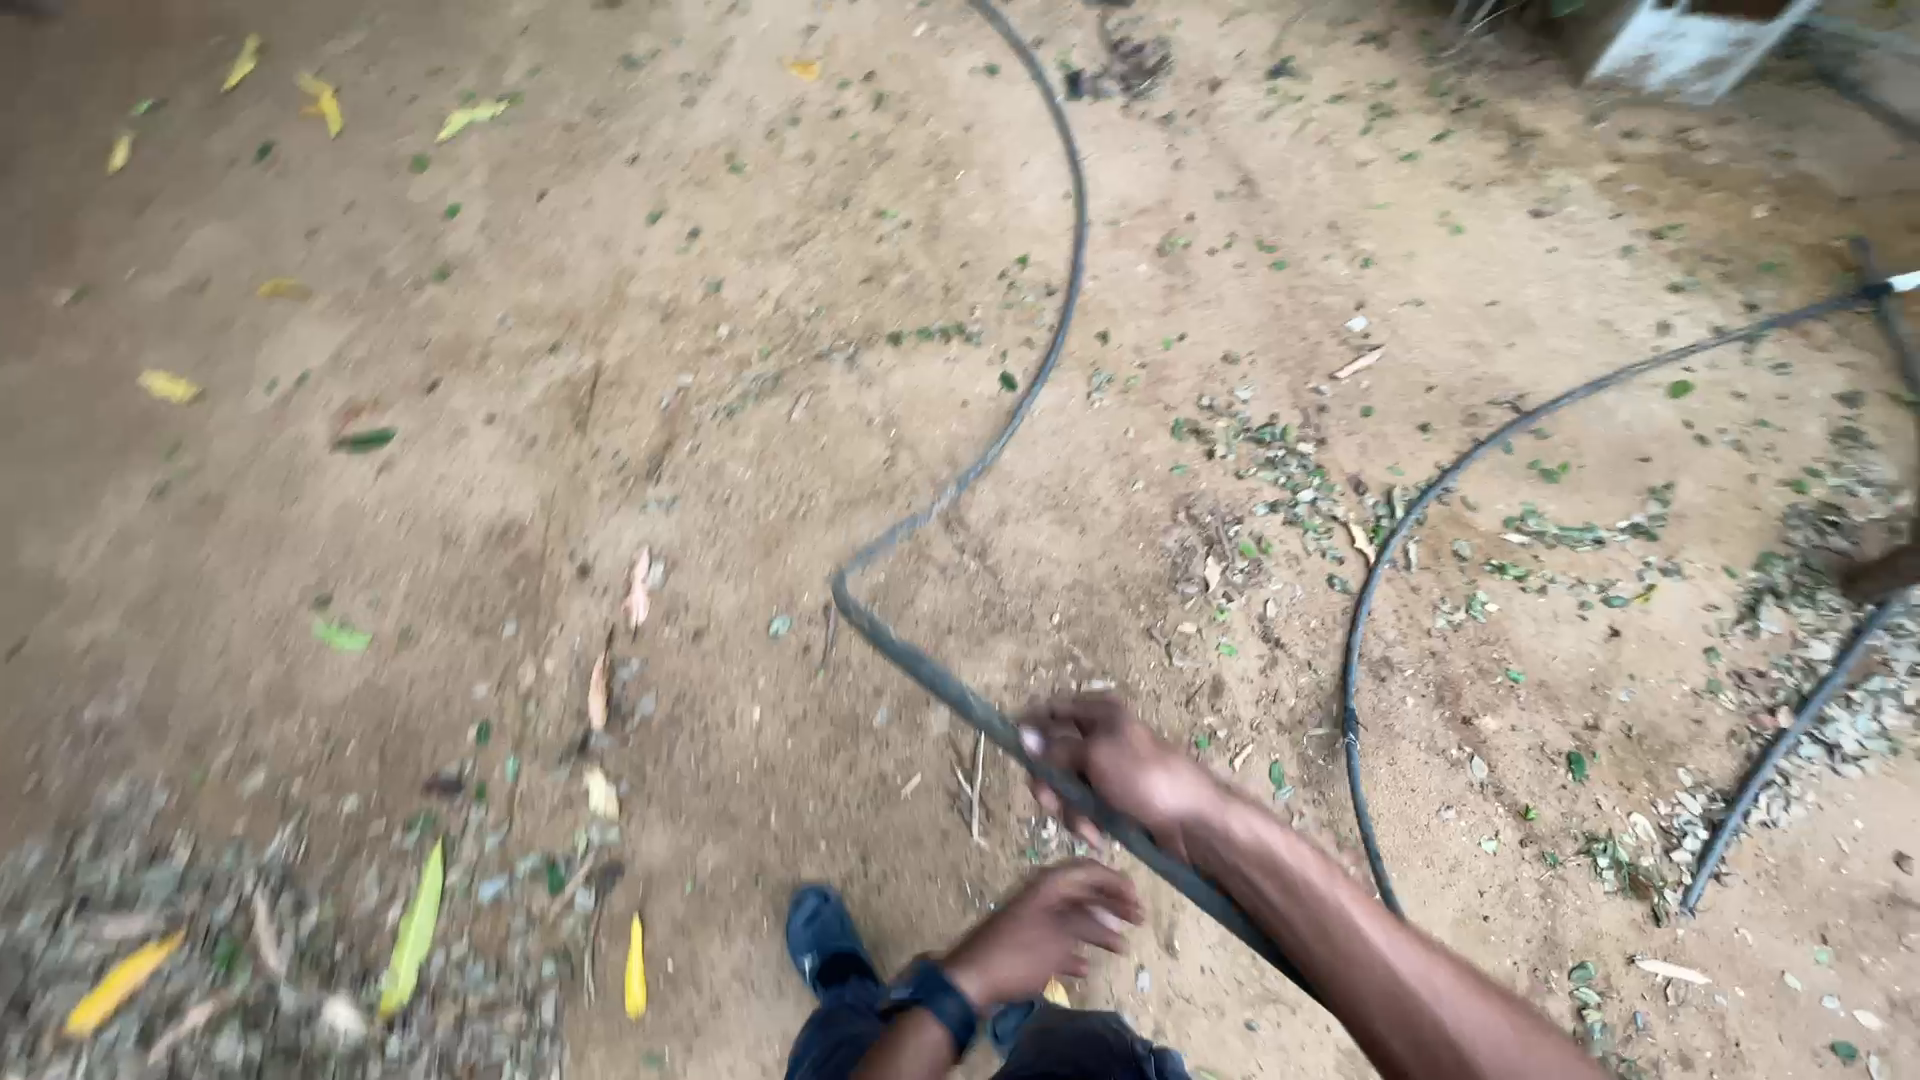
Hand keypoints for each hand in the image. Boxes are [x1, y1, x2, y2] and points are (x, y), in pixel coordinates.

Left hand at [939, 859, 1141, 1009]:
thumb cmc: (1019, 953)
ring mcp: (1033, 917)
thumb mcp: (1060, 936)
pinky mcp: (1025, 941)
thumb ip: (1086, 922)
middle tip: (1138, 920)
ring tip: (1120, 947)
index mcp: (1050, 884)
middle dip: (1112, 904)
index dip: (1116, 881)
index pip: (1090, 870)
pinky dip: (1073, 951)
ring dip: (1097, 930)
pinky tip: (1085, 968)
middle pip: (1084, 892)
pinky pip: (1057, 940)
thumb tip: (1108, 918)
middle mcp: (1043, 894)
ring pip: (1073, 916)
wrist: (972, 978)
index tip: (1138, 898)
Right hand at [1020, 694, 1228, 859]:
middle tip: (1052, 803)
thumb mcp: (1096, 755)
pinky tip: (1097, 835)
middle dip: (1050, 783)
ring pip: (1063, 785)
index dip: (1030, 729)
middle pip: (1050, 754)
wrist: (1193, 821)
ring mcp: (1104, 769)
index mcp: (1098, 713)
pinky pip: (1081, 806)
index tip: (1017, 754)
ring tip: (1087, 827)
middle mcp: (1098, 735)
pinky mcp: (1111, 798)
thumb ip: (1056, 748)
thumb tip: (1023, 735)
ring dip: (1068, 809)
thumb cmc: (1146, 777)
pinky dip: (1084, 821)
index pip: (1050, 710)